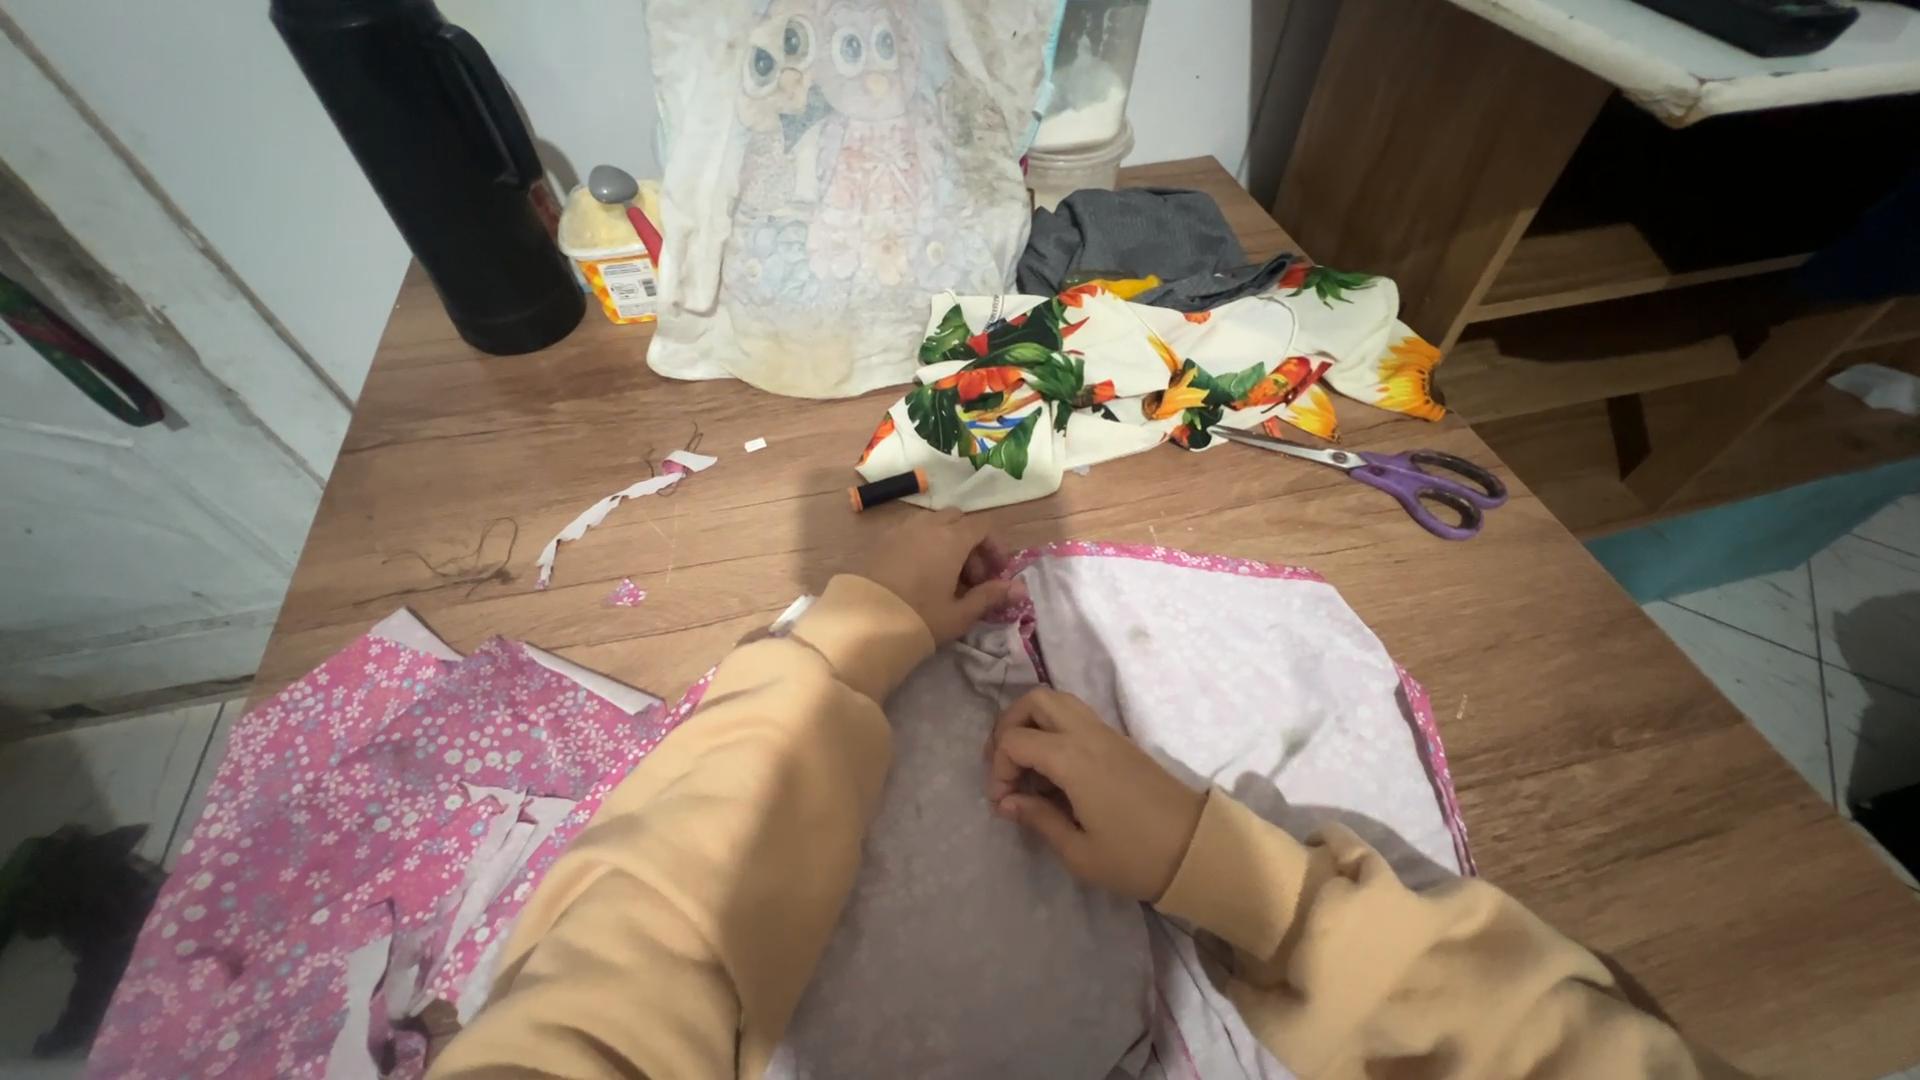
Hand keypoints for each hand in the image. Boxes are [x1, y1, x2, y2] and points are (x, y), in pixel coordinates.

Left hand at [859, 508, 1027, 644]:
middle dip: (970, 543)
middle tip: (970, 577)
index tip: (996, 573)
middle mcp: (926, 526)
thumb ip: (990, 597)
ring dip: (945, 542)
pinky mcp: (879, 541)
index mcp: (951, 539)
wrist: (862, 623)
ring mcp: (900, 530)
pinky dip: (921, 545)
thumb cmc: (919, 617)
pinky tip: (918, 575)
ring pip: (931, 524)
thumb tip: (1019, 588)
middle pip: (957, 520)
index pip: (982, 527)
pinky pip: (909, 532)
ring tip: (944, 577)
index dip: (994, 547)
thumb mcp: (959, 614)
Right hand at [985, 688, 1205, 902]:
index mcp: (1071, 758)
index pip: (1014, 741)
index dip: (997, 768)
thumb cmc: (1136, 856)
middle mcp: (1086, 733)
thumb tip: (1007, 803)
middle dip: (1009, 726)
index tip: (1003, 802)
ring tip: (1025, 762)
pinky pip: (1076, 715)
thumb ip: (1038, 819)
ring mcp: (1106, 732)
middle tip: (1003, 763)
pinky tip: (1054, 768)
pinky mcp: (1119, 740)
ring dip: (1032, 722)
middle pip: (1034, 700)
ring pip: (1058, 700)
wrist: (1198, 850)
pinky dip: (1054, 728)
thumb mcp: (1079, 852)